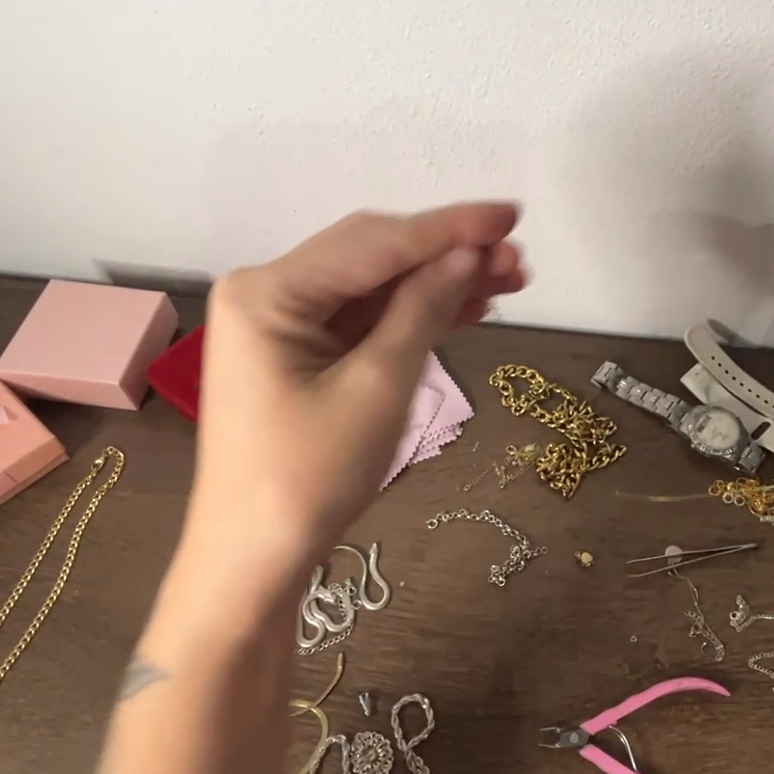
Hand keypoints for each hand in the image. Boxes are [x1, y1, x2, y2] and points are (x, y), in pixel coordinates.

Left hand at [182, 205, 524, 596]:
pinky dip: (413, 314)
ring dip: (438, 283)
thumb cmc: (310, 478)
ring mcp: (283, 323)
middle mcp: (269, 292)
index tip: (511, 215)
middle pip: (375, 255)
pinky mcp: (300, 352)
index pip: (376, 244)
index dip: (450, 228)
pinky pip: (365, 318)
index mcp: (270, 291)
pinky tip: (466, 308)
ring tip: (507, 282)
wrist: (256, 558)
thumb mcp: (378, 388)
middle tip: (517, 260)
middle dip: (448, 254)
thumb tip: (468, 254)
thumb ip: (422, 309)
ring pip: (376, 286)